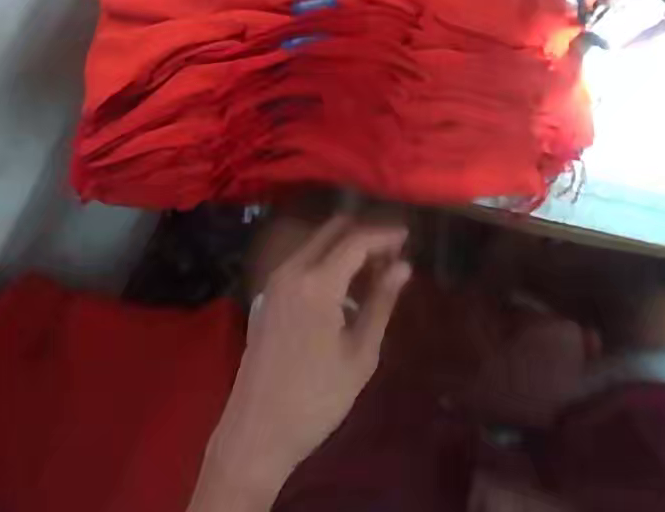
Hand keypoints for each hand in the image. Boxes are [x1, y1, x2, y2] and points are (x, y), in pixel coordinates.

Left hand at [190, 214, 411, 511]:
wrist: (256, 434)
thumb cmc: (315, 400)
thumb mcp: (359, 355)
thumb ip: (381, 303)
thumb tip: (403, 266)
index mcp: (317, 283)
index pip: (357, 240)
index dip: (385, 234)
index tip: (408, 237)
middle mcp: (292, 270)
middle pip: (333, 230)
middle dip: (365, 234)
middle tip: (392, 253)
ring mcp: (275, 281)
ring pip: (317, 242)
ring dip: (346, 246)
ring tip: (375, 271)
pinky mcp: (268, 295)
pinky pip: (303, 260)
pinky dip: (327, 260)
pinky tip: (345, 287)